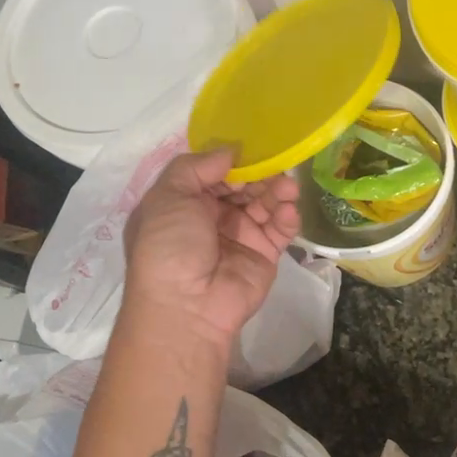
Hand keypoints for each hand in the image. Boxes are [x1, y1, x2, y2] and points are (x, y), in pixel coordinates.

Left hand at [119, 148, 300, 357]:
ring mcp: (241, 235)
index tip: (249, 150)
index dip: (231, 161)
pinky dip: (287, 216)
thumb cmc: (168, 247)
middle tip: (275, 167)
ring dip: (277, 191)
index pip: (213, 172)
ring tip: (288, 187)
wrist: (187, 305)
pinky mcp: (265, 254)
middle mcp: (212, 217)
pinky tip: (287, 210)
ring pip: (265, 203)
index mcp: (184, 203)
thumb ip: (197, 167)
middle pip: (243, 185)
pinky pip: (280, 228)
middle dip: (260, 174)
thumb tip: (230, 151)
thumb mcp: (167, 196)